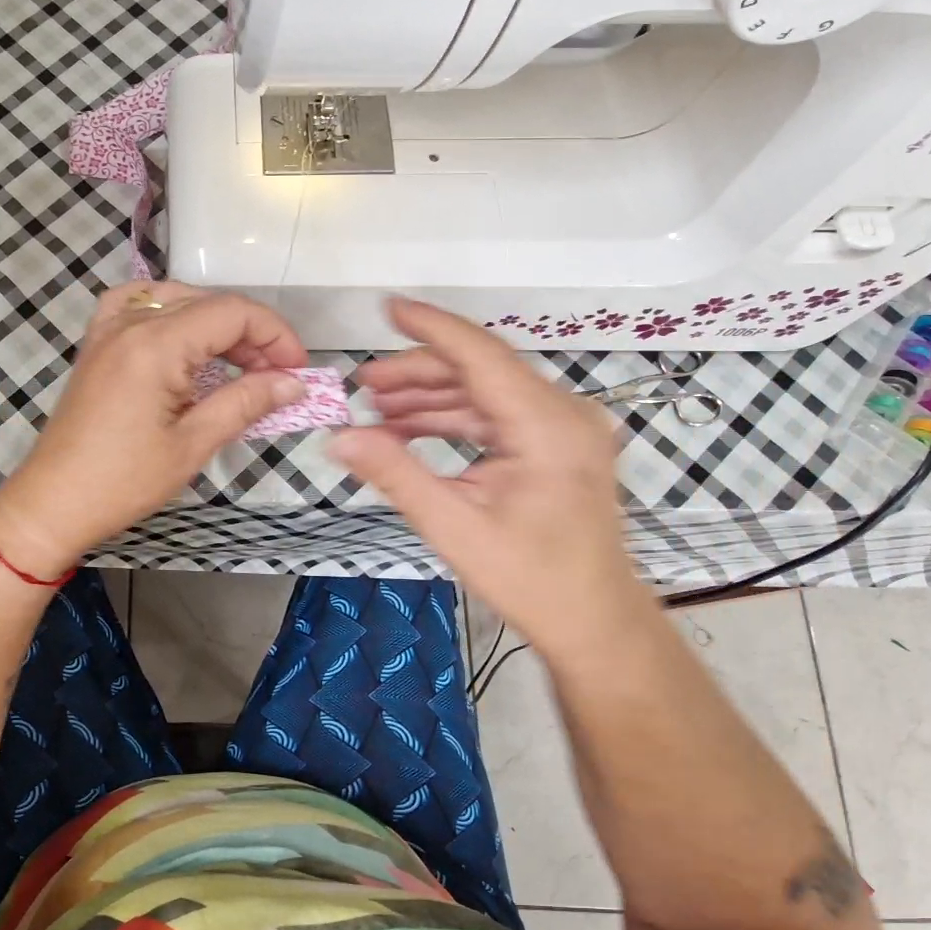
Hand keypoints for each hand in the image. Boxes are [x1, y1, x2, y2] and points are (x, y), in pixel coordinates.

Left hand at [0, 282, 310, 578]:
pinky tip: (180, 337)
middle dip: (249, 334)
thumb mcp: (192, 444)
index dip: (275, 335)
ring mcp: (107, 332)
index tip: (297, 372)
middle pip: (207, 303)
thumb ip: (244, 403)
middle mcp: (129, 324)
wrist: (54, 502)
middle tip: (273, 378)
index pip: (232, 312)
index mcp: (156, 344)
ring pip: (174, 300)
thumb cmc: (123, 482)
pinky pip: (133, 306)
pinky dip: (165, 312)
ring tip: (236, 364)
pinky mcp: (95, 348)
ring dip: (213, 324)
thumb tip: (294, 384)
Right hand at [328, 300, 655, 650]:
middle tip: (361, 386)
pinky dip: (452, 419)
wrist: (593, 621)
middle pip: (480, 370)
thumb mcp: (453, 525)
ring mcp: (564, 429)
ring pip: (485, 392)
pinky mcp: (557, 446)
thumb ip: (394, 474)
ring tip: (375, 407)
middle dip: (417, 372)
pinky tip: (409, 429)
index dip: (430, 328)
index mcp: (547, 426)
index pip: (481, 356)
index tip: (387, 307)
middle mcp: (564, 414)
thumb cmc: (529, 578)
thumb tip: (337, 438)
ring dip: (431, 396)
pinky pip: (496, 416)